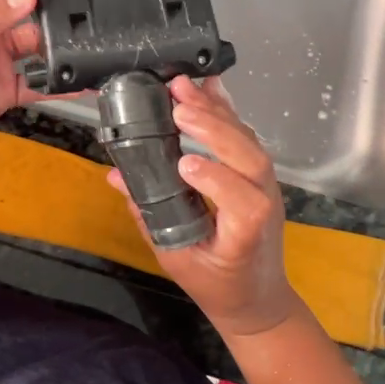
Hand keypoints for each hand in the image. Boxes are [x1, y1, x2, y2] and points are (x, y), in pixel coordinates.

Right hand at [109, 75, 297, 337]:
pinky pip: (247, 137)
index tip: (184, 163)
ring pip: (250, 143)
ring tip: (183, 87)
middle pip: (251, 160)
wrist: (258, 297)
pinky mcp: (261, 174)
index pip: (244, 205)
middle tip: (178, 104)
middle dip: (215, 129)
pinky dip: (226, 110)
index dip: (218, 181)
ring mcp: (267, 186)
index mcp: (244, 237)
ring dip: (217, 112)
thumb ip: (149, 217)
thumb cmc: (217, 284)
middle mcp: (264, 205)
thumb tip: (117, 177)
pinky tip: (207, 88)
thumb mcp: (177, 259)